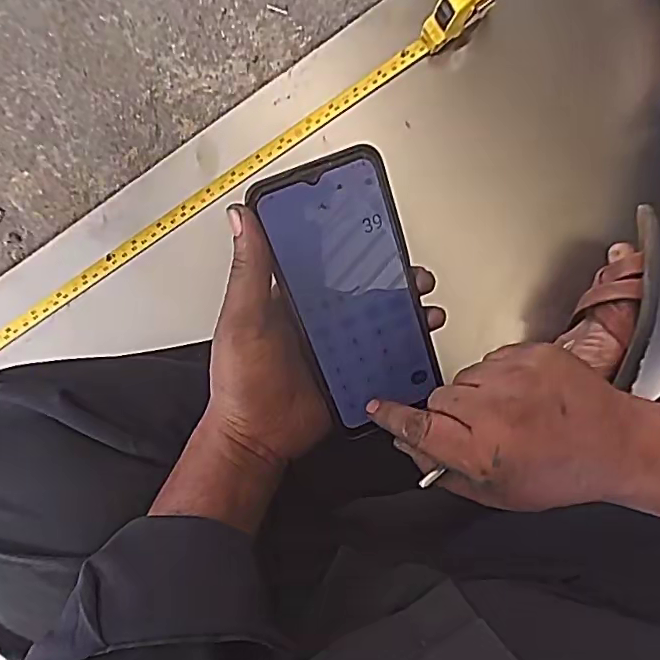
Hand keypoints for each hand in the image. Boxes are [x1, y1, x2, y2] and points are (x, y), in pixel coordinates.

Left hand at [204, 204, 445, 465]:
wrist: (257, 438)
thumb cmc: (239, 384)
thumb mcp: (240, 322)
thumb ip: (248, 273)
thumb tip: (241, 221)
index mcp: (285, 299)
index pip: (317, 259)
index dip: (341, 241)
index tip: (364, 223)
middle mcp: (312, 318)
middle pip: (356, 286)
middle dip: (385, 273)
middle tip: (406, 267)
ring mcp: (332, 345)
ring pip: (374, 316)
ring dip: (400, 306)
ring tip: (420, 301)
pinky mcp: (348, 371)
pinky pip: (379, 352)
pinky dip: (400, 343)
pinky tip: (413, 337)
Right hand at [368, 341, 659, 533]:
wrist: (619, 443)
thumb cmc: (565, 474)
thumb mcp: (500, 494)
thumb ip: (448, 472)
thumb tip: (412, 450)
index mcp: (484, 450)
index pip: (419, 427)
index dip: (393, 418)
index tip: (377, 408)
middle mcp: (495, 411)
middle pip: (437, 399)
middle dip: (447, 414)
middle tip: (477, 430)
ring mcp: (515, 377)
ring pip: (462, 378)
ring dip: (473, 396)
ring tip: (509, 413)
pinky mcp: (532, 354)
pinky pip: (490, 362)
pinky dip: (497, 378)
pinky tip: (523, 397)